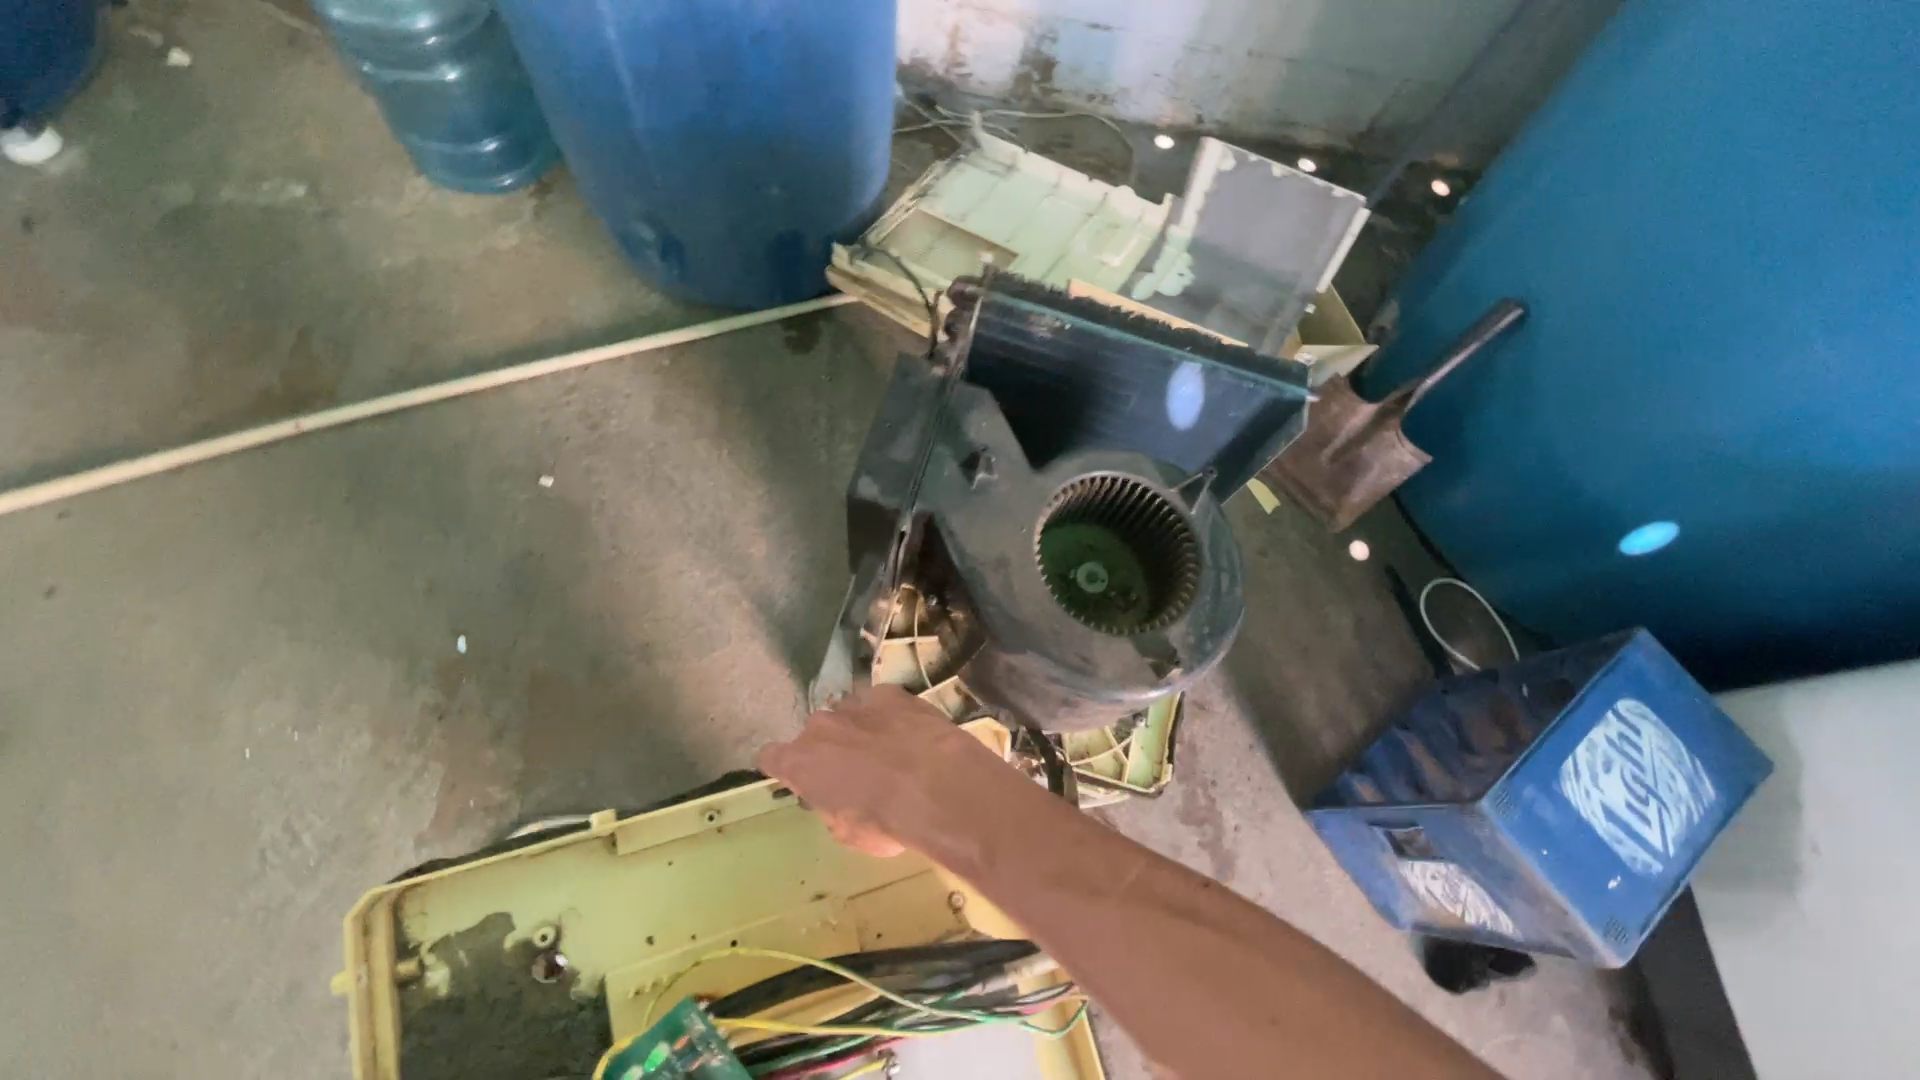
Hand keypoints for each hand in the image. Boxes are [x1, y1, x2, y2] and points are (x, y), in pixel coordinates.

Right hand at [758, 684, 1009, 857]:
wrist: (936, 787)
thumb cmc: (885, 821)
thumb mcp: (848, 833)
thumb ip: (832, 810)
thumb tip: (837, 801)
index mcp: (801, 763)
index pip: (771, 757)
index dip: (784, 767)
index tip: (797, 777)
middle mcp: (821, 726)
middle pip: (815, 734)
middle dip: (830, 749)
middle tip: (856, 771)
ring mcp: (856, 704)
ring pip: (849, 714)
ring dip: (860, 729)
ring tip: (888, 751)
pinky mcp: (892, 693)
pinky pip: (882, 702)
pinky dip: (891, 715)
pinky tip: (910, 733)